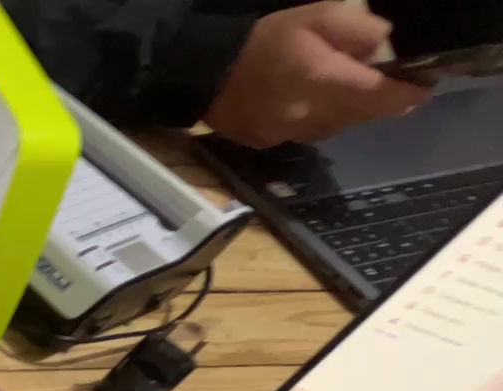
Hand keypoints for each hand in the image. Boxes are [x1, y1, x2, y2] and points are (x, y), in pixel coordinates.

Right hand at [204, 3, 429, 148]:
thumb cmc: (262, 41)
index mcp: (322, 81)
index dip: (405, 95)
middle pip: (357, 117)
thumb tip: (377, 51)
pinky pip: (300, 136)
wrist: (202, 75)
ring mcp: (280, 133)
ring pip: (331, 129)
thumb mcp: (320, 15)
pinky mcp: (262, 142)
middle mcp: (304, 115)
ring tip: (343, 98)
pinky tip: (305, 108)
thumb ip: (359, 30)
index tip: (421, 89)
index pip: (378, 97)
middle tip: (385, 90)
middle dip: (376, 105)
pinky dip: (312, 123)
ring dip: (344, 115)